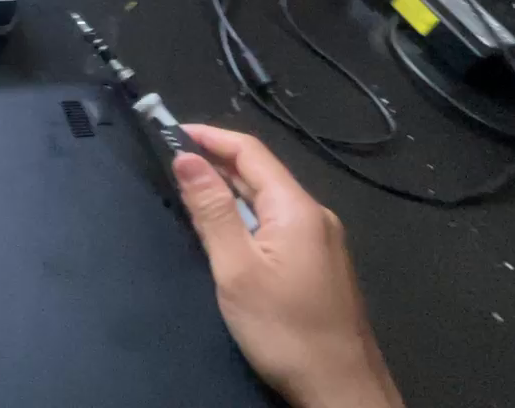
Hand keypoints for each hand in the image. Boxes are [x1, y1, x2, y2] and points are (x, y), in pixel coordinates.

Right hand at [174, 124, 403, 407]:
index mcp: (297, 209)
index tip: (170, 132)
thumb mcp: (236, 268)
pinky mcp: (319, 264)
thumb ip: (211, 209)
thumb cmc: (286, 331)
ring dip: (226, 189)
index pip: (250, 151)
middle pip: (258, 172)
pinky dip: (243, 215)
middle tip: (171, 162)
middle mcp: (314, 216)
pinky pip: (274, 222)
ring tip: (188, 192)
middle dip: (214, 161)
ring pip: (265, 199)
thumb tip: (186, 158)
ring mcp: (320, 241)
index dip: (209, 136)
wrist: (344, 398)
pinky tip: (221, 230)